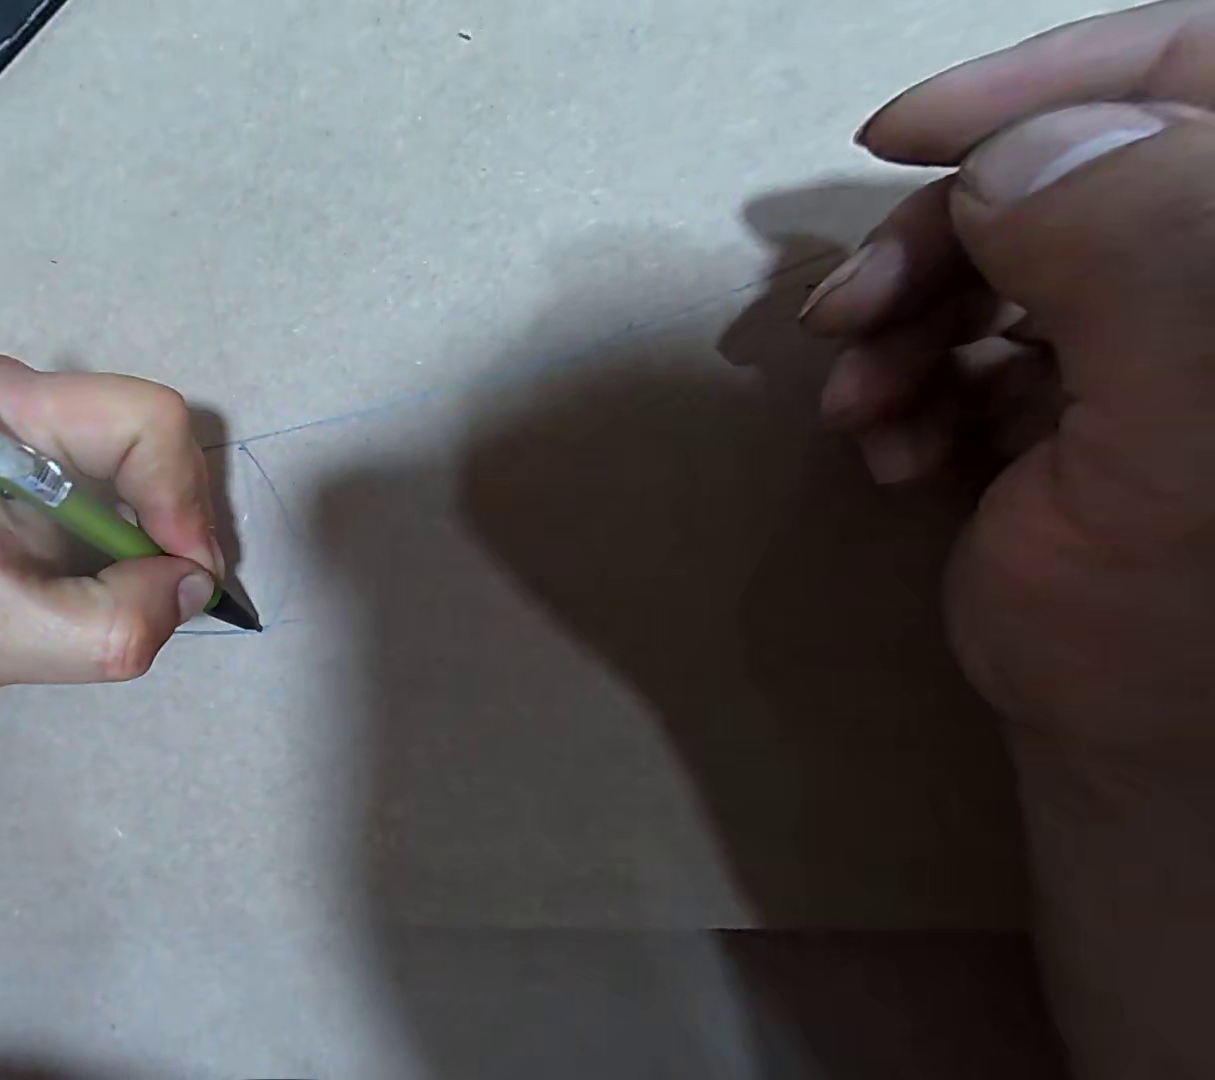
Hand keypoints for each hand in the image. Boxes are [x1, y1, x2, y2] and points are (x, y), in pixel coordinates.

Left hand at [0, 354, 224, 718]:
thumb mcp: (8, 643)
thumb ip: (120, 624)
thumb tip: (197, 584)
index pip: (142, 418)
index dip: (182, 496)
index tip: (185, 576)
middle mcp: (11, 392)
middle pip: (148, 434)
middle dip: (173, 519)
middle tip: (165, 593)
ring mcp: (19, 417)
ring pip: (139, 457)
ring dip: (154, 528)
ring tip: (127, 590)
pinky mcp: (27, 448)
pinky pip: (116, 475)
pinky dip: (133, 528)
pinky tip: (101, 572)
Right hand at [800, 2, 1214, 759]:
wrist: (1149, 737)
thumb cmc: (1195, 618)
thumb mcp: (1192, 441)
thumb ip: (1151, 261)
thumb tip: (1020, 154)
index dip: (1060, 87)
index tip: (898, 134)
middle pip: (1076, 185)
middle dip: (933, 250)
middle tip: (838, 316)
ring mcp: (1166, 343)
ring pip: (1002, 271)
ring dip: (899, 336)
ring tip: (856, 410)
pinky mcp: (1083, 400)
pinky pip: (969, 351)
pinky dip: (907, 391)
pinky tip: (890, 446)